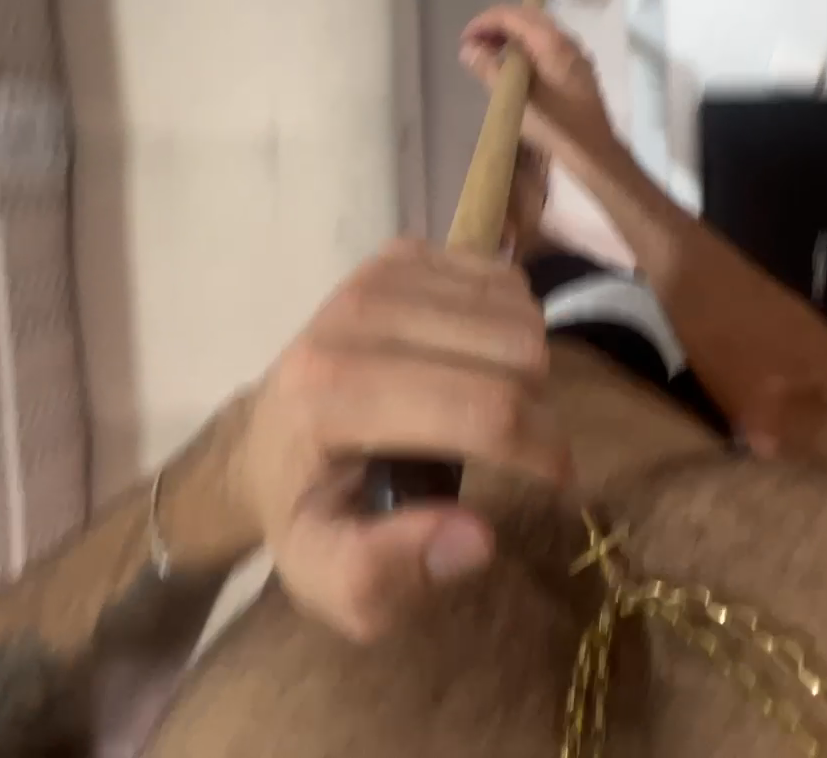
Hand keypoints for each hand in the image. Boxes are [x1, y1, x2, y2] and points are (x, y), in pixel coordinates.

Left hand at [231, 239, 568, 641]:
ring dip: (527, 365)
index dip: (544, 450)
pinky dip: (511, 323)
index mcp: (332, 396)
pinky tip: (477, 357)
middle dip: (539, 408)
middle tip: (515, 441)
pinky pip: (506, 279)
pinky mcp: (401, 253)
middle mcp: (357, 316)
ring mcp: (381, 274)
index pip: (484, 411)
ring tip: (490, 398)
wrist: (265, 433)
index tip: (560, 480)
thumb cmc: (306, 505)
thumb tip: (478, 538)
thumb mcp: (324, 574)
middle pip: (517, 351)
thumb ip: (387, 573)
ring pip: (522, 310)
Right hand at [460, 5, 618, 165]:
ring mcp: (575, 53)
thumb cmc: (555, 126)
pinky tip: (515, 67)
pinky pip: (547, 45)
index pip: (512, 15)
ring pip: (538, 30)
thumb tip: (468, 49)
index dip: (484, 22)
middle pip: (526, 17)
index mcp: (551, 42)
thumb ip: (489, 70)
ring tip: (490, 55)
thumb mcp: (515, 99)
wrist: (594, 150)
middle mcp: (566, 39)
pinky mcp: (577, 68)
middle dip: (497, 26)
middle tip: (475, 45)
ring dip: (511, 36)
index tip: (465, 40)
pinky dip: (526, 47)